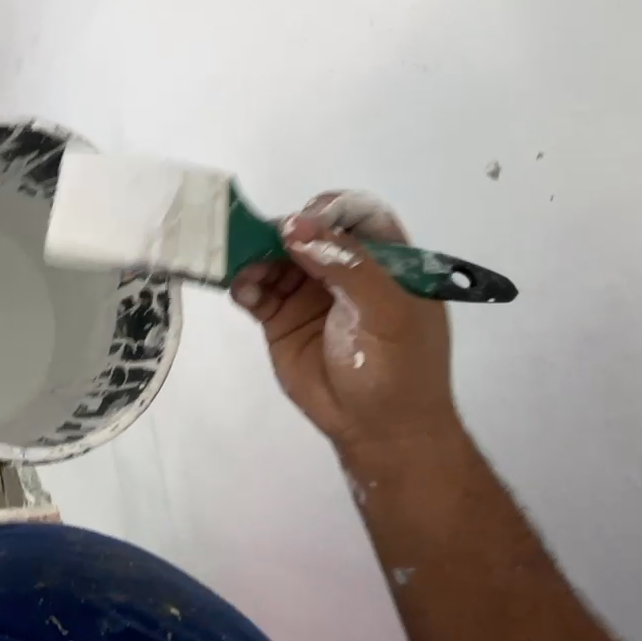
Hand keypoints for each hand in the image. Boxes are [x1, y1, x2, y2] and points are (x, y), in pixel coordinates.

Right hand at [230, 191, 458, 458]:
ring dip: (254, 257)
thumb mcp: (385, 312)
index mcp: (383, 261)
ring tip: (246, 273)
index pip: (355, 214)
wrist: (379, 431)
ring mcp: (308, 292)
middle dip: (278, 233)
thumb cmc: (397, 368)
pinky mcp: (279, 317)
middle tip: (257, 243)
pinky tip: (243, 293)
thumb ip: (346, 264)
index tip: (302, 220)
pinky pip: (255, 289)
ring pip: (273, 257)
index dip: (328, 209)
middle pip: (304, 232)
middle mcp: (342, 269)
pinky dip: (243, 285)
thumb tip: (295, 224)